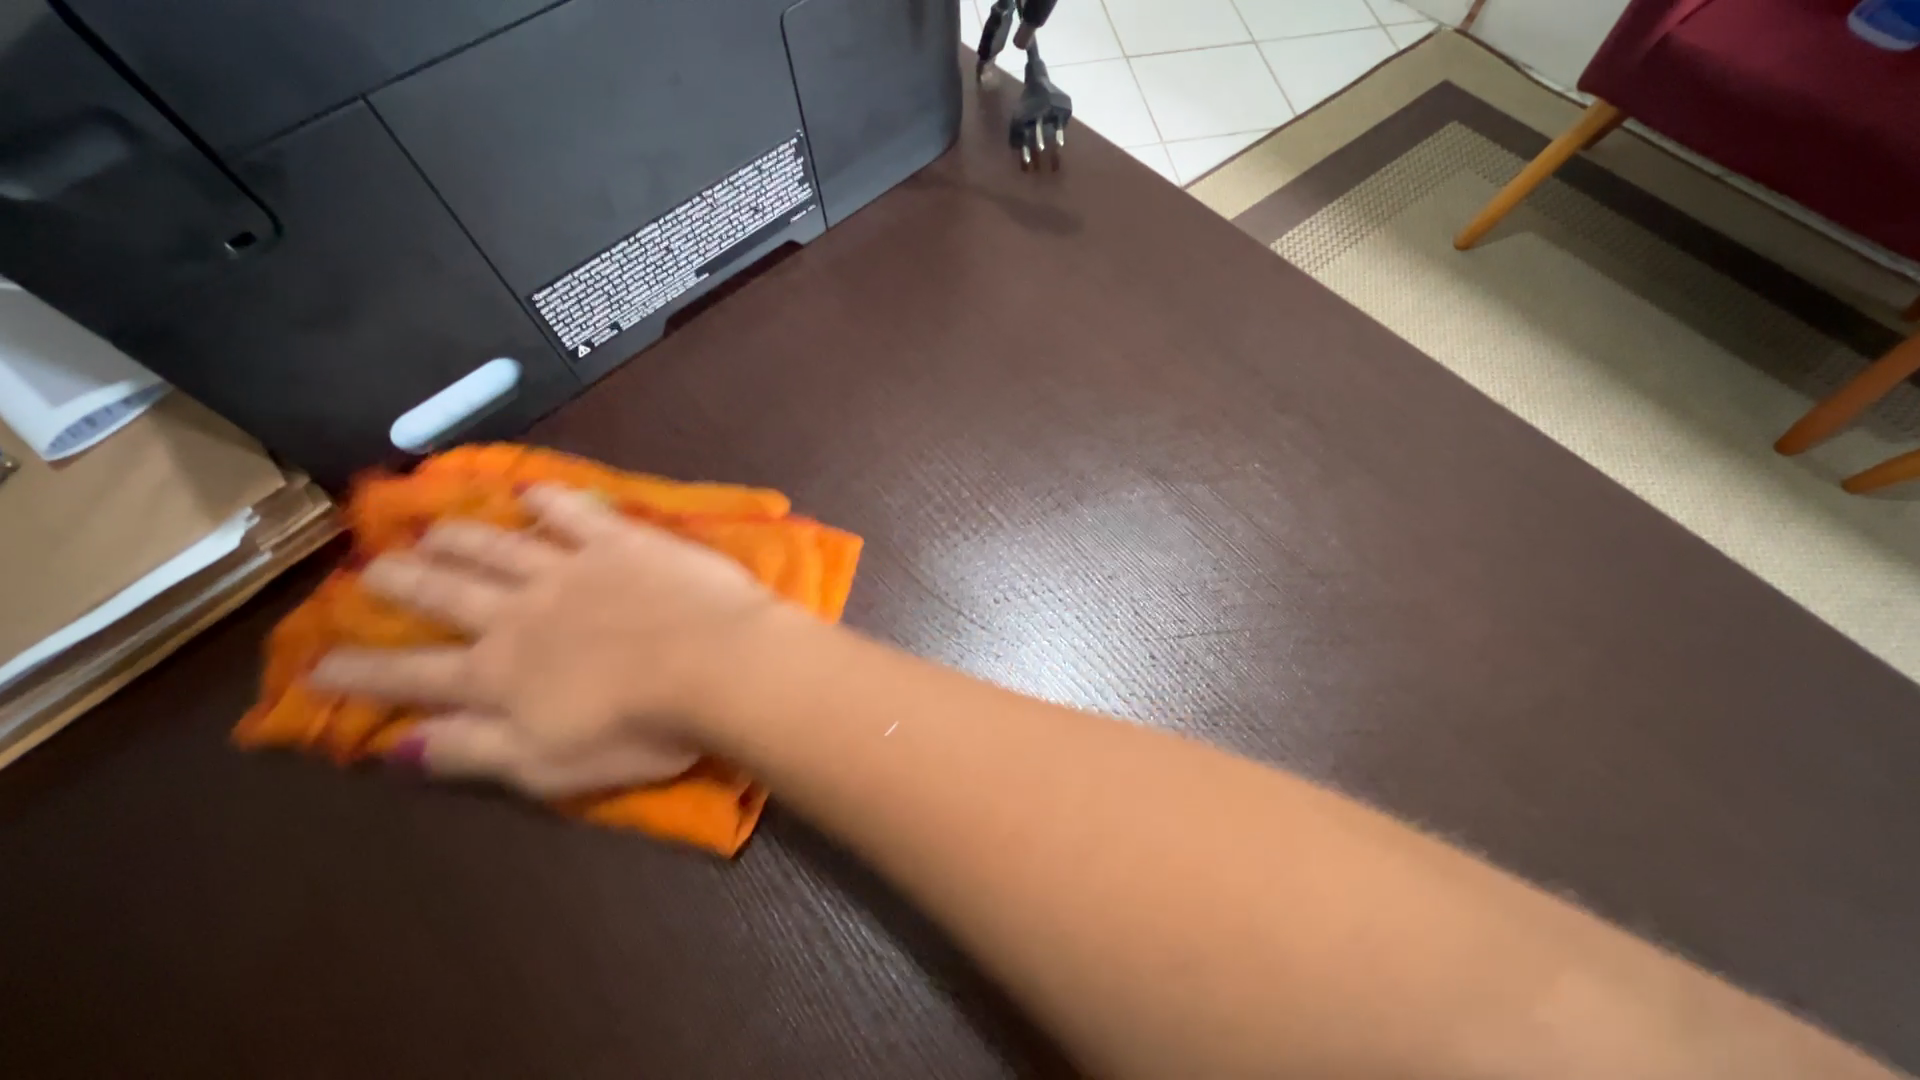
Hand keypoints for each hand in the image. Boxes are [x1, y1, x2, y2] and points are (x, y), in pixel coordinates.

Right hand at [311, 485, 781, 796]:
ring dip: (461, 538)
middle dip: (403, 583)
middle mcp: (520, 613)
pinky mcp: (621, 542)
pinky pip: (575, 514)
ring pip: (498, 548)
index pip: (414, 676)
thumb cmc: (639, 731)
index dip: (362, 673)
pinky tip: (532, 491)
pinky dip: (550, 501)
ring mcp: (571, 570)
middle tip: (369, 569)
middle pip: (447, 595)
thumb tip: (398, 746)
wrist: (715, 664)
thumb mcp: (546, 765)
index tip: (315, 664)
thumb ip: (471, 751)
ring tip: (430, 528)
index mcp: (500, 674)